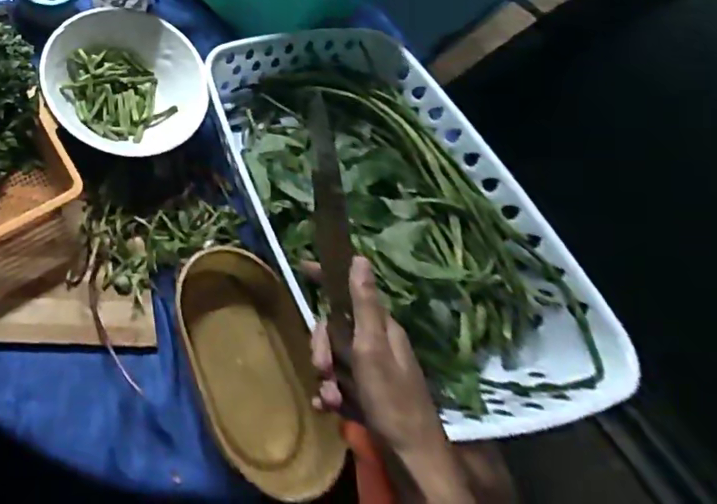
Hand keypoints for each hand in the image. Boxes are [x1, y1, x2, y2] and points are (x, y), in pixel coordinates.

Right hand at [306, 256, 452, 460]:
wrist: (413, 458)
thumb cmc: (392, 399)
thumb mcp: (372, 347)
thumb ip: (364, 305)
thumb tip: (360, 259)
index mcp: (383, 330)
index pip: (352, 292)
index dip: (328, 278)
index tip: (303, 266)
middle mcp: (377, 345)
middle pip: (334, 329)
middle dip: (321, 346)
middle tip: (321, 366)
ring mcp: (372, 371)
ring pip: (333, 357)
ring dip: (325, 376)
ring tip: (330, 397)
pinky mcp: (366, 394)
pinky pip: (337, 382)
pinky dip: (329, 392)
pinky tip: (326, 406)